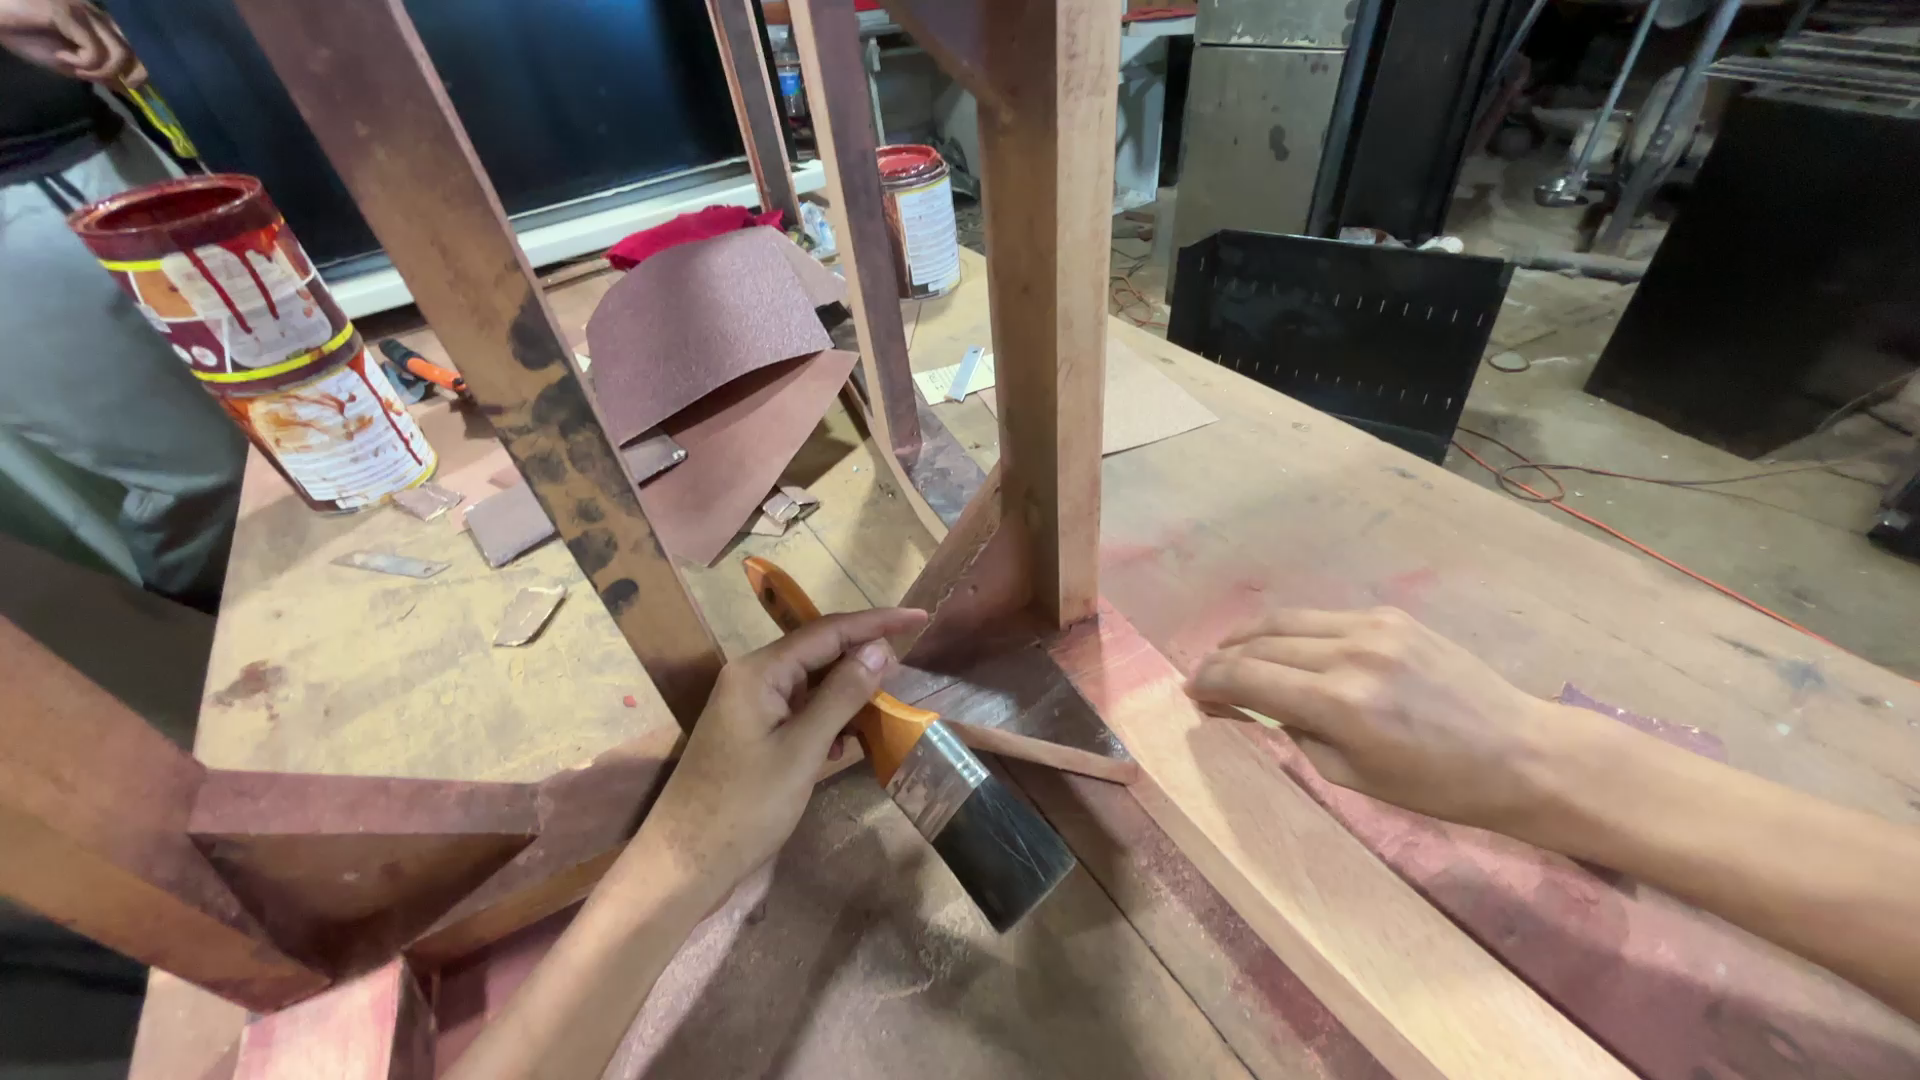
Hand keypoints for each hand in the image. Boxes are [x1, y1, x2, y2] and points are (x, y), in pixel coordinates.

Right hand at [0, 0, 145, 85]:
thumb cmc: (22, 34)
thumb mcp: (71, 62)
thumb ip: (103, 72)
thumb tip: (133, 90)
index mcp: (100, 23)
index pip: (139, 51)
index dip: (141, 73)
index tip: (129, 89)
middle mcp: (97, 14)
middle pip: (136, 54)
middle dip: (122, 76)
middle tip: (91, 76)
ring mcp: (83, 9)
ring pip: (120, 54)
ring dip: (99, 71)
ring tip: (72, 66)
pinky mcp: (67, 11)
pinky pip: (95, 50)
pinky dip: (82, 62)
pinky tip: (59, 55)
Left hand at [637, 606, 927, 899]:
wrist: (685, 864)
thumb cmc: (745, 807)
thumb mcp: (802, 750)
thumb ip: (842, 695)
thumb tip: (879, 649)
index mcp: (759, 671)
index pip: (827, 631)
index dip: (876, 622)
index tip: (918, 616)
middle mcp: (752, 677)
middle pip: (819, 651)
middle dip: (863, 656)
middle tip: (905, 672)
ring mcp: (750, 705)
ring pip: (812, 682)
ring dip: (848, 691)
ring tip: (886, 704)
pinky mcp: (753, 732)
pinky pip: (800, 709)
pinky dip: (829, 717)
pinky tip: (848, 739)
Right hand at [1186, 606, 1607, 831]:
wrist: (1523, 754)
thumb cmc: (1437, 786)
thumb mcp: (1351, 776)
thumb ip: (1292, 733)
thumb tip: (1249, 706)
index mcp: (1339, 704)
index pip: (1247, 677)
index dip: (1209, 682)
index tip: (1191, 691)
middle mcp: (1349, 654)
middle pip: (1258, 643)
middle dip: (1221, 658)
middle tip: (1204, 676)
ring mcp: (1371, 627)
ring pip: (1283, 621)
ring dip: (1247, 636)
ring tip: (1229, 652)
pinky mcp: (1389, 616)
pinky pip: (1319, 618)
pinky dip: (1288, 630)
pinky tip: (1281, 645)